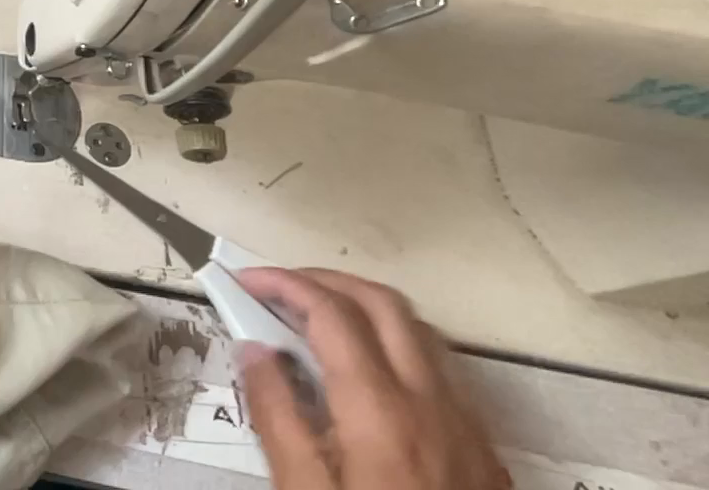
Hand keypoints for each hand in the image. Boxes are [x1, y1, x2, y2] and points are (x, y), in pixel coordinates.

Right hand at [237, 268, 510, 489]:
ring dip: (362, 304)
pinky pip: (440, 366)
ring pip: (418, 328)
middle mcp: (430, 401)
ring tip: (313, 316)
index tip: (243, 281)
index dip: (281, 282)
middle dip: (323, 279)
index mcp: (379, 410)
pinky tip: (363, 366)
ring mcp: (465, 423)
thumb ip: (276, 414)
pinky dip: (394, 339)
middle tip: (275, 288)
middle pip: (382, 302)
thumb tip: (254, 347)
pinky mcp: (483, 446)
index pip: (330, 312)